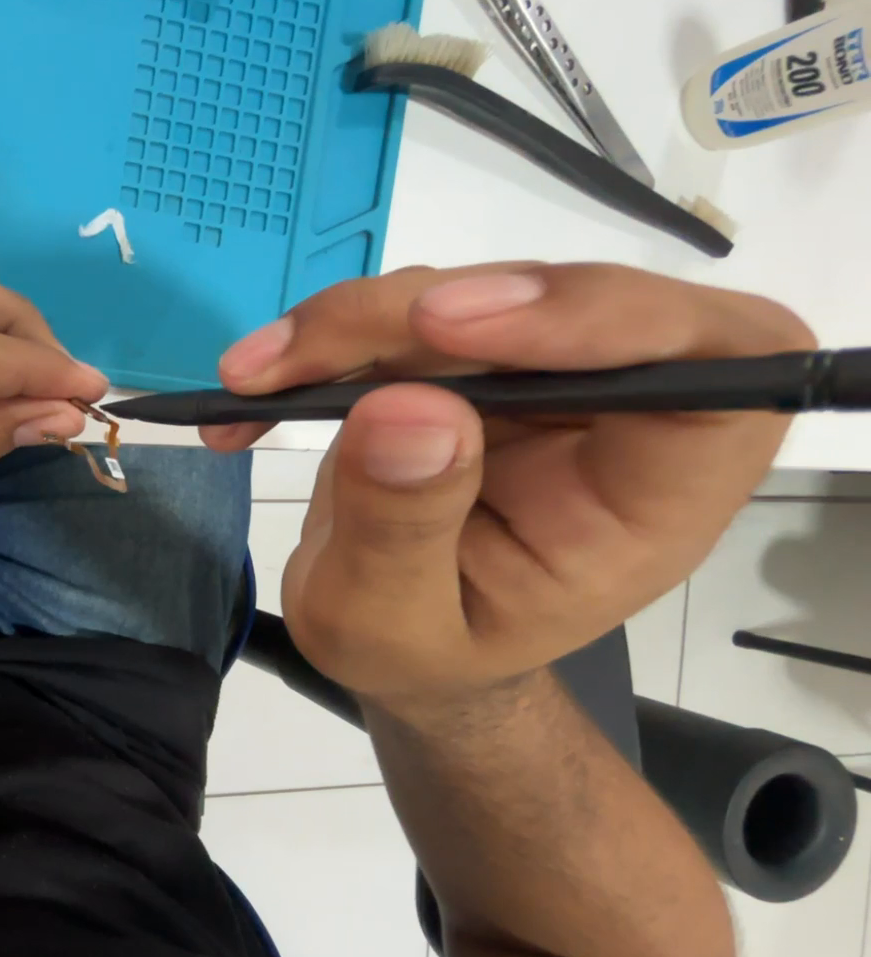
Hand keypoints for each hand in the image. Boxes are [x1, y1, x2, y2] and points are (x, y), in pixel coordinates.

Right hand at [205, 265, 813, 709]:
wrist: (389, 641)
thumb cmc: (416, 657)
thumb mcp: (388, 622)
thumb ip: (402, 529)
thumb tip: (405, 407)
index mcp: (643, 498)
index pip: (711, 365)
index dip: (598, 318)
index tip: (446, 327)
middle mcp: (601, 419)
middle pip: (545, 306)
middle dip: (403, 318)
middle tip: (284, 362)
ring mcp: (522, 387)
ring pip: (450, 299)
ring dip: (337, 330)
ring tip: (244, 385)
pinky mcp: (450, 372)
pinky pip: (386, 326)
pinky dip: (307, 352)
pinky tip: (246, 402)